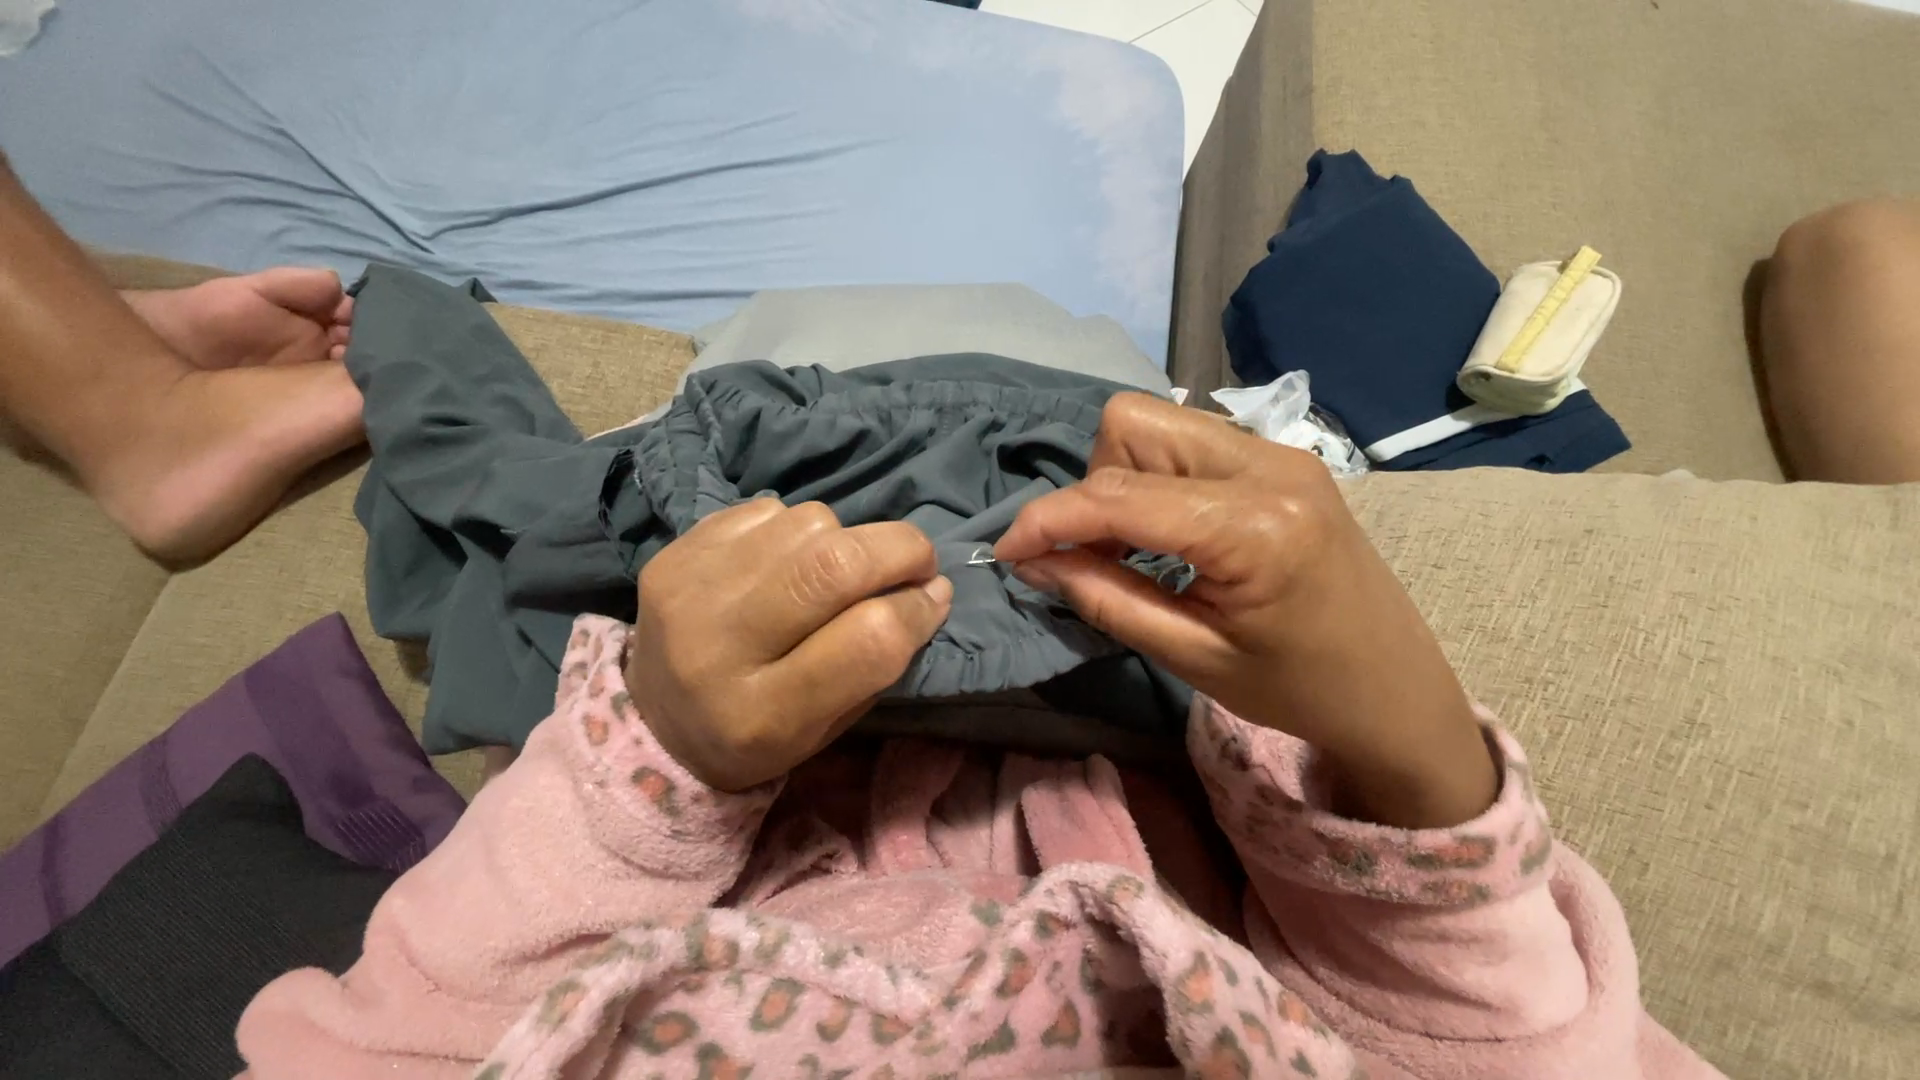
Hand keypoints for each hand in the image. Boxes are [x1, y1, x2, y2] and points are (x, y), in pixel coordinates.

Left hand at [623, 498, 952, 791]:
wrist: (654, 721)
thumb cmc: (756, 735)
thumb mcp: (825, 728)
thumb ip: (880, 662)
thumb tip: (931, 588)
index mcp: (762, 715)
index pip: (868, 640)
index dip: (918, 609)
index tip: (934, 598)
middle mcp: (717, 646)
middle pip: (833, 567)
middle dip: (899, 550)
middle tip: (917, 562)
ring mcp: (688, 588)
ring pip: (806, 522)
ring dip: (847, 538)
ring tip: (841, 568)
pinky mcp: (674, 551)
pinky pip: (769, 509)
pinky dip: (798, 528)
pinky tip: (790, 560)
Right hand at [995, 394, 1495, 827]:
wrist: (1397, 690)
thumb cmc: (1298, 690)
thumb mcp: (1191, 656)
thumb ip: (1104, 597)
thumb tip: (1032, 559)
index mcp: (1252, 526)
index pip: (1116, 494)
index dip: (1047, 519)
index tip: (1005, 552)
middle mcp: (1267, 464)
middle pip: (1132, 425)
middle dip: (1093, 487)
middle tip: (1098, 555)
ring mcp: (1280, 452)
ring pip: (1157, 423)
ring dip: (1121, 478)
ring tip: (1132, 547)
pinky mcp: (1282, 457)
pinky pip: (1189, 440)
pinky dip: (1155, 477)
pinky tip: (1168, 532)